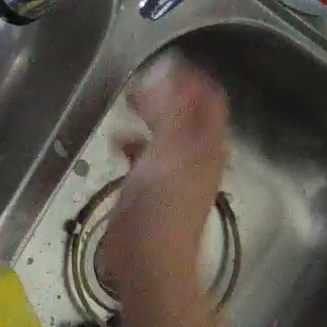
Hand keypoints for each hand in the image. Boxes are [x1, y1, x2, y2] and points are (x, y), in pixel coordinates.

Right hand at [103, 55, 229, 294]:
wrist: (151, 263)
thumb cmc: (159, 210)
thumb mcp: (165, 153)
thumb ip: (165, 112)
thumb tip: (159, 74)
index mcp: (206, 145)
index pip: (208, 100)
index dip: (190, 79)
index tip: (164, 63)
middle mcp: (197, 156)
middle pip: (189, 114)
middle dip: (167, 94)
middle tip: (140, 80)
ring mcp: (175, 175)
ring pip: (168, 134)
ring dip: (151, 116)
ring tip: (127, 103)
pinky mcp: (153, 192)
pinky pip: (148, 157)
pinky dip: (135, 143)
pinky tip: (118, 143)